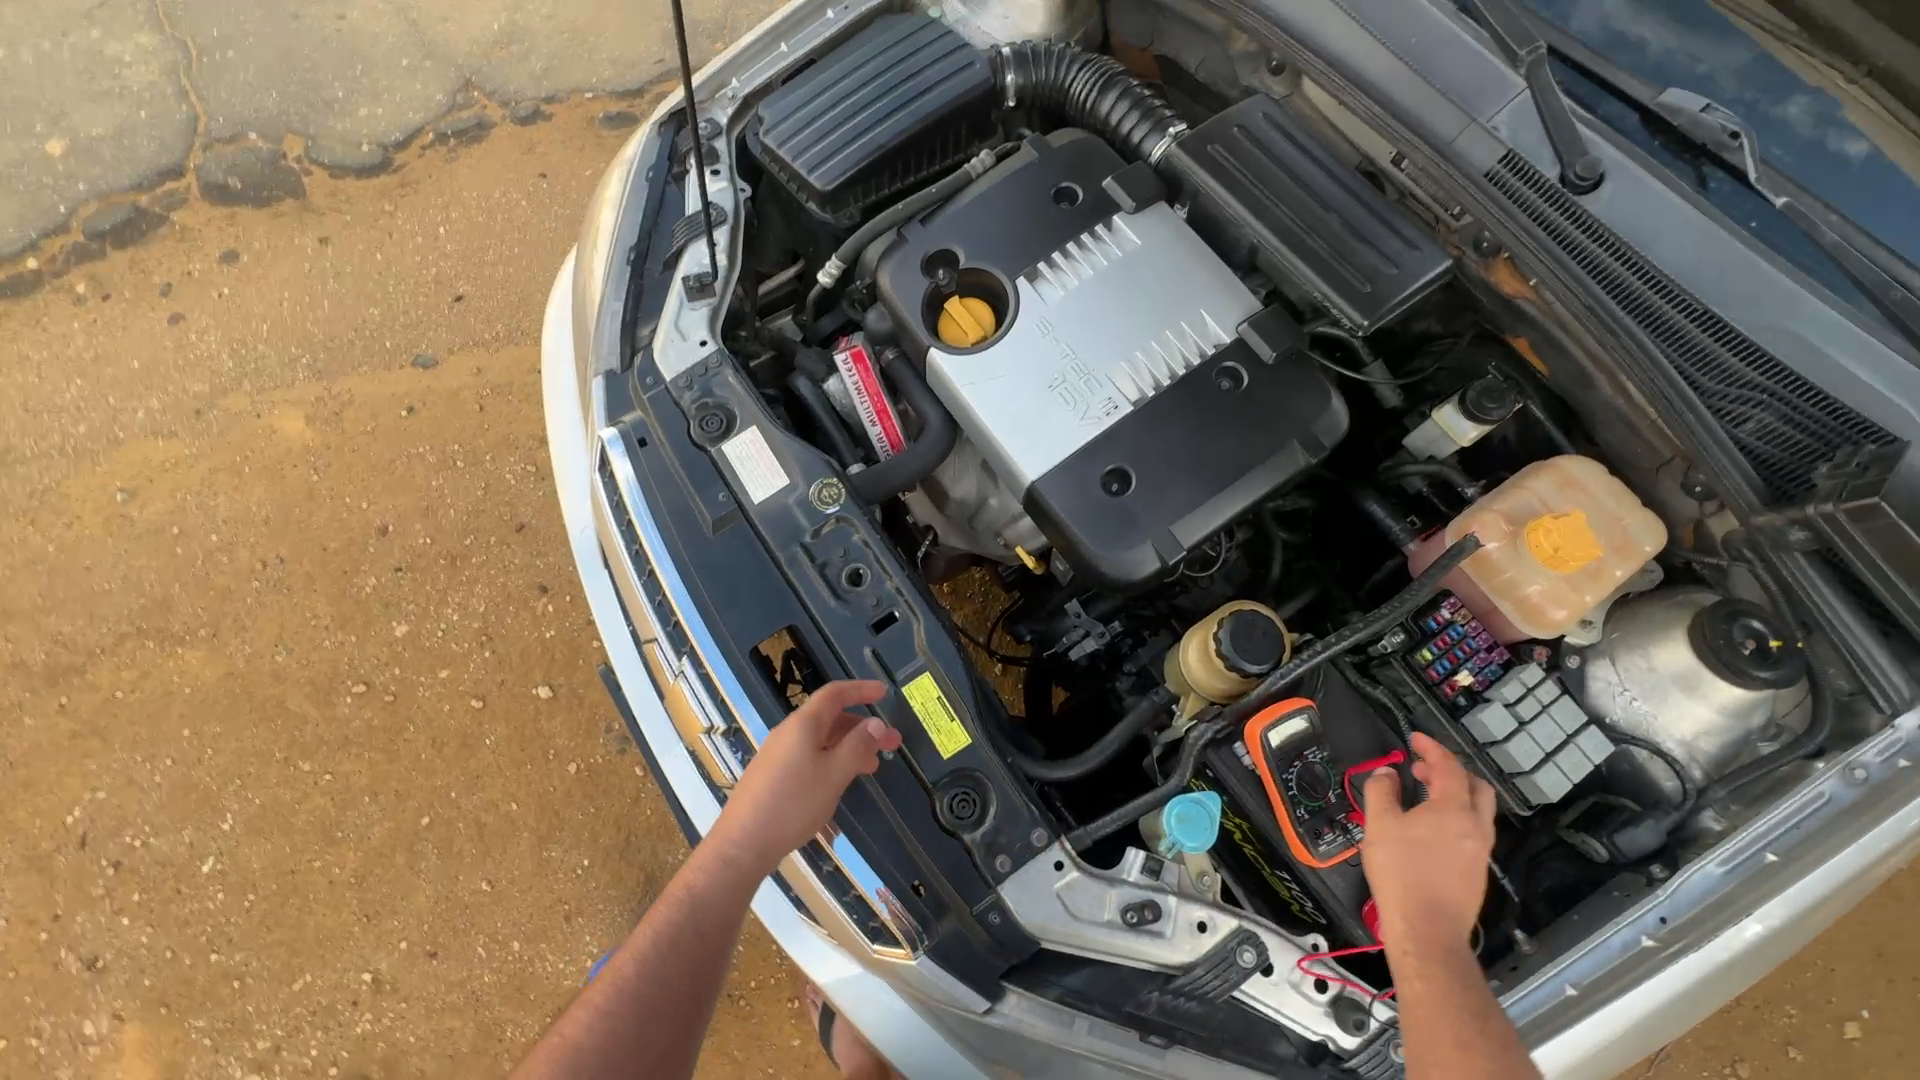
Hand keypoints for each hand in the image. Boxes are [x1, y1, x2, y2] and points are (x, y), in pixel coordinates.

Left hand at [710, 680, 903, 874]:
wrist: (743, 844)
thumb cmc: (793, 803)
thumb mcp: (835, 773)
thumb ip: (858, 745)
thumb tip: (875, 722)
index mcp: (803, 724)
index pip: (835, 694)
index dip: (860, 690)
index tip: (884, 694)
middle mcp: (789, 733)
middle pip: (830, 718)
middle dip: (863, 727)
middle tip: (892, 744)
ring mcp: (779, 755)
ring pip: (821, 740)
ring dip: (850, 746)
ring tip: (873, 767)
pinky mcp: (774, 776)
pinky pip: (810, 757)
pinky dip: (833, 760)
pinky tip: (842, 781)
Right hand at [1360, 733, 1496, 955]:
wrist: (1427, 930)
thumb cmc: (1401, 872)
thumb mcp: (1380, 825)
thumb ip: (1381, 792)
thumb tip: (1386, 774)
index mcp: (1453, 809)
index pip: (1449, 767)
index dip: (1432, 748)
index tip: (1415, 738)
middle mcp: (1475, 826)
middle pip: (1476, 786)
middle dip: (1450, 770)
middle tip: (1421, 768)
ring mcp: (1480, 850)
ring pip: (1477, 810)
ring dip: (1455, 794)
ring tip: (1424, 796)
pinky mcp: (1476, 870)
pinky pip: (1472, 830)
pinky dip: (1455, 816)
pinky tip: (1429, 829)